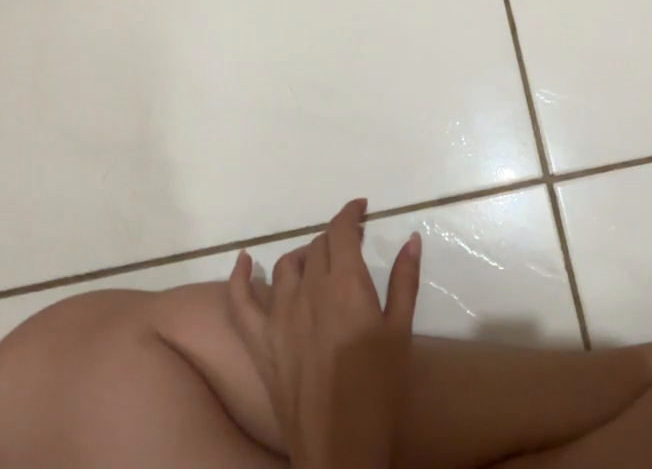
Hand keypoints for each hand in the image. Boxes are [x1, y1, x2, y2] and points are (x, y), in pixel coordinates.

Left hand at [226, 199, 421, 468]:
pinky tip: (245, 262)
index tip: (362, 208)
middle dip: (335, 237)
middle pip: (316, 247)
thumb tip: (411, 238)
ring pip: (286, 267)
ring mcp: (279, 317)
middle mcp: (308, 292)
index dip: (350, 214)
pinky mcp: (260, 342)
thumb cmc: (379, 387)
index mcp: (346, 286)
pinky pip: (240, 302)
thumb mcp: (400, 331)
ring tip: (320, 259)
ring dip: (304, 255)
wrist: (341, 443)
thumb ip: (404, 281)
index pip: (341, 233)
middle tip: (353, 241)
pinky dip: (240, 277)